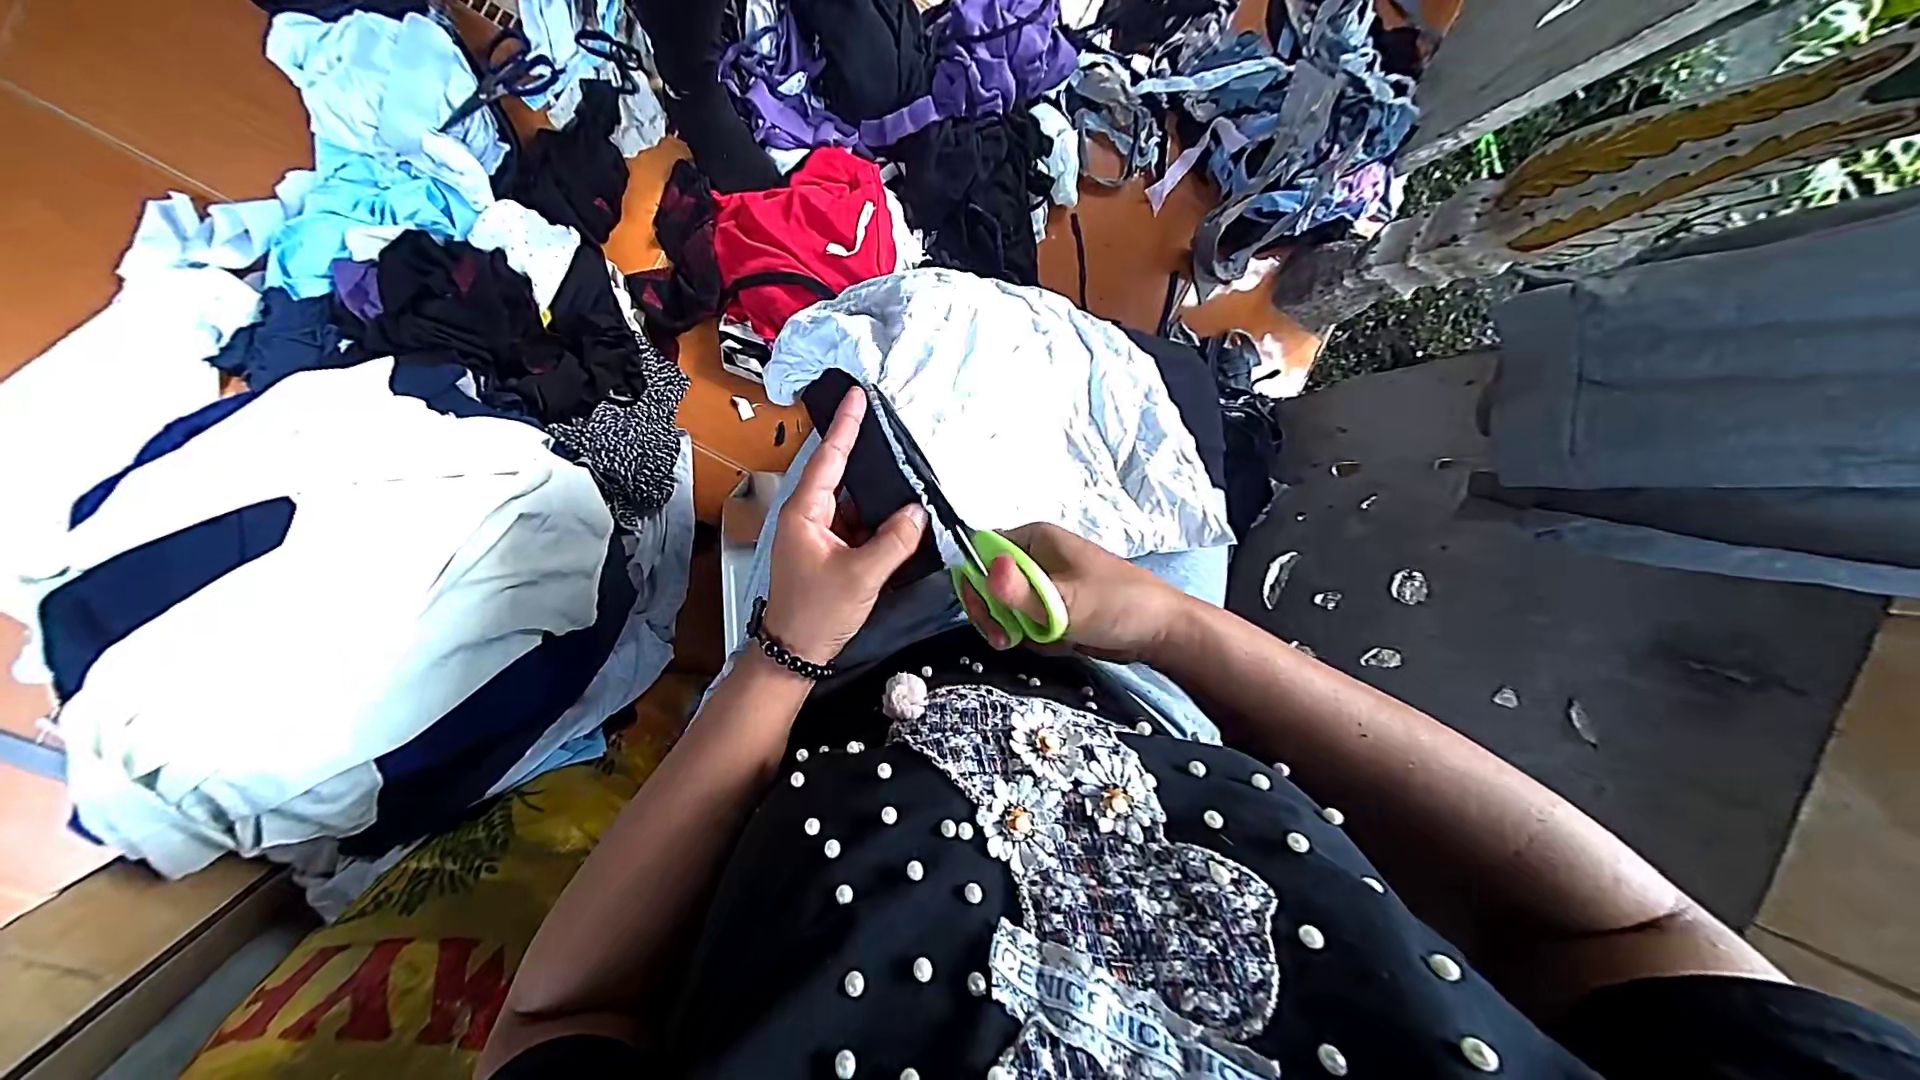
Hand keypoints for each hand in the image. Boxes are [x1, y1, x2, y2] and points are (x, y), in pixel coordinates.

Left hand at [761, 388, 927, 665]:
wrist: (794, 652)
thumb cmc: (815, 613)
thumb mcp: (860, 576)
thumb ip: (894, 542)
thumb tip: (917, 512)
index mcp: (805, 513)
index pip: (828, 458)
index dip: (846, 425)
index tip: (858, 396)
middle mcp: (808, 516)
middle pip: (841, 475)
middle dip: (867, 457)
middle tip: (892, 432)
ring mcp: (818, 533)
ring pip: (853, 502)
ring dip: (877, 496)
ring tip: (906, 479)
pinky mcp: (829, 549)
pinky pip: (857, 524)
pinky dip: (877, 521)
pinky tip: (900, 519)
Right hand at [958, 522, 1196, 663]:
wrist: (1161, 632)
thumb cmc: (1119, 605)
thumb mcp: (1066, 602)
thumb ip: (1022, 593)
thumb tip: (987, 570)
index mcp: (1035, 539)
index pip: (981, 551)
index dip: (977, 581)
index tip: (987, 613)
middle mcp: (1035, 557)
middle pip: (989, 582)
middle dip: (995, 613)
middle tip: (1006, 639)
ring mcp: (1045, 583)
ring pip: (1006, 606)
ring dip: (1015, 628)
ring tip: (1036, 641)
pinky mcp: (1054, 606)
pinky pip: (1026, 621)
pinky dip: (1034, 636)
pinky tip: (1055, 642)